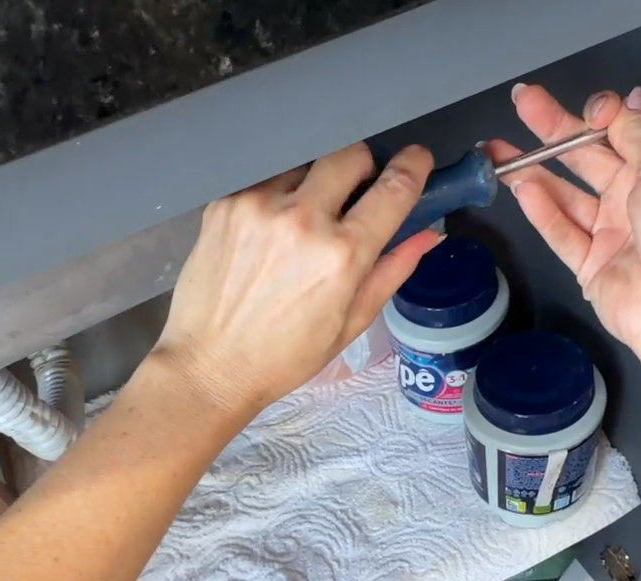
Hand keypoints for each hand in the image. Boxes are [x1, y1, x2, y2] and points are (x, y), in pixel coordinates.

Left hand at [153, 143, 443, 417]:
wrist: (212, 365)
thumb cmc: (285, 357)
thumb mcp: (350, 324)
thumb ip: (392, 272)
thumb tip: (428, 235)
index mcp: (342, 256)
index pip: (392, 189)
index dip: (412, 168)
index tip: (417, 159)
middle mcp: (303, 220)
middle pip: (350, 154)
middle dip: (362, 169)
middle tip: (355, 197)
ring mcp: (259, 205)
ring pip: (305, 163)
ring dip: (315, 183)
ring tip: (302, 225)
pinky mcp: (225, 203)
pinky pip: (265, 178)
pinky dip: (277, 196)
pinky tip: (270, 232)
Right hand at [487, 85, 640, 357]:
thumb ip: (637, 132)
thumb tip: (618, 105)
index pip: (621, 133)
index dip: (598, 117)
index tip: (582, 108)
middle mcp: (635, 199)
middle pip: (586, 159)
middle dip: (553, 131)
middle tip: (522, 104)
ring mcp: (611, 234)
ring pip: (566, 196)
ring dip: (535, 173)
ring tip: (502, 155)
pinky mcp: (591, 266)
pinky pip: (561, 233)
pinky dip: (541, 212)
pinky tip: (523, 190)